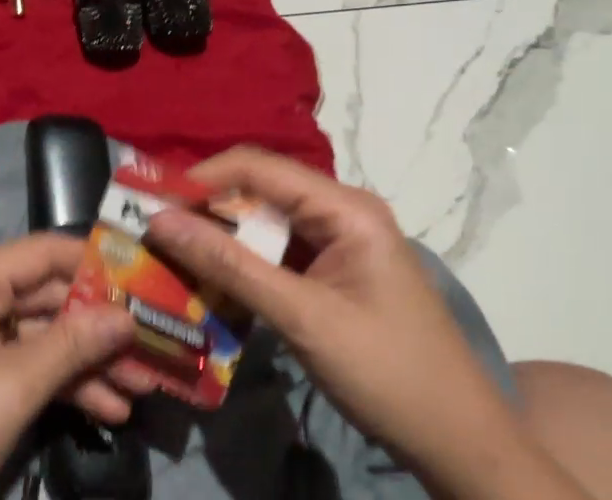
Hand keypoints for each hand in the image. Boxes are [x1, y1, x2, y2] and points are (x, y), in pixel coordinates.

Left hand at [0, 235, 133, 499]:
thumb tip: (126, 315)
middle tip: (156, 348)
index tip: (147, 282)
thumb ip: (74, 344)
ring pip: (41, 333)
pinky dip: (61, 382)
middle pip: (47, 295)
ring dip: (89, 362)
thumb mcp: (17, 383)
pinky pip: (24, 361)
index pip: (44, 252)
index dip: (96, 264)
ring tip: (144, 390)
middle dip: (101, 326)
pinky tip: (108, 410)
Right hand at [139, 148, 543, 492]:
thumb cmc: (388, 374)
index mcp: (346, 209)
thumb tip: (158, 220)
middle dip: (203, 209)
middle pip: (256, 191)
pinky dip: (239, 264)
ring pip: (261, 223)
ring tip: (168, 256)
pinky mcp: (332, 272)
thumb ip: (228, 264)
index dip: (200, 178)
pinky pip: (274, 252)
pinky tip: (207, 282)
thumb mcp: (301, 317)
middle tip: (151, 232)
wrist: (460, 445)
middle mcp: (341, 213)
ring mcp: (338, 243)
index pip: (257, 167)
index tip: (151, 202)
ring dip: (218, 239)